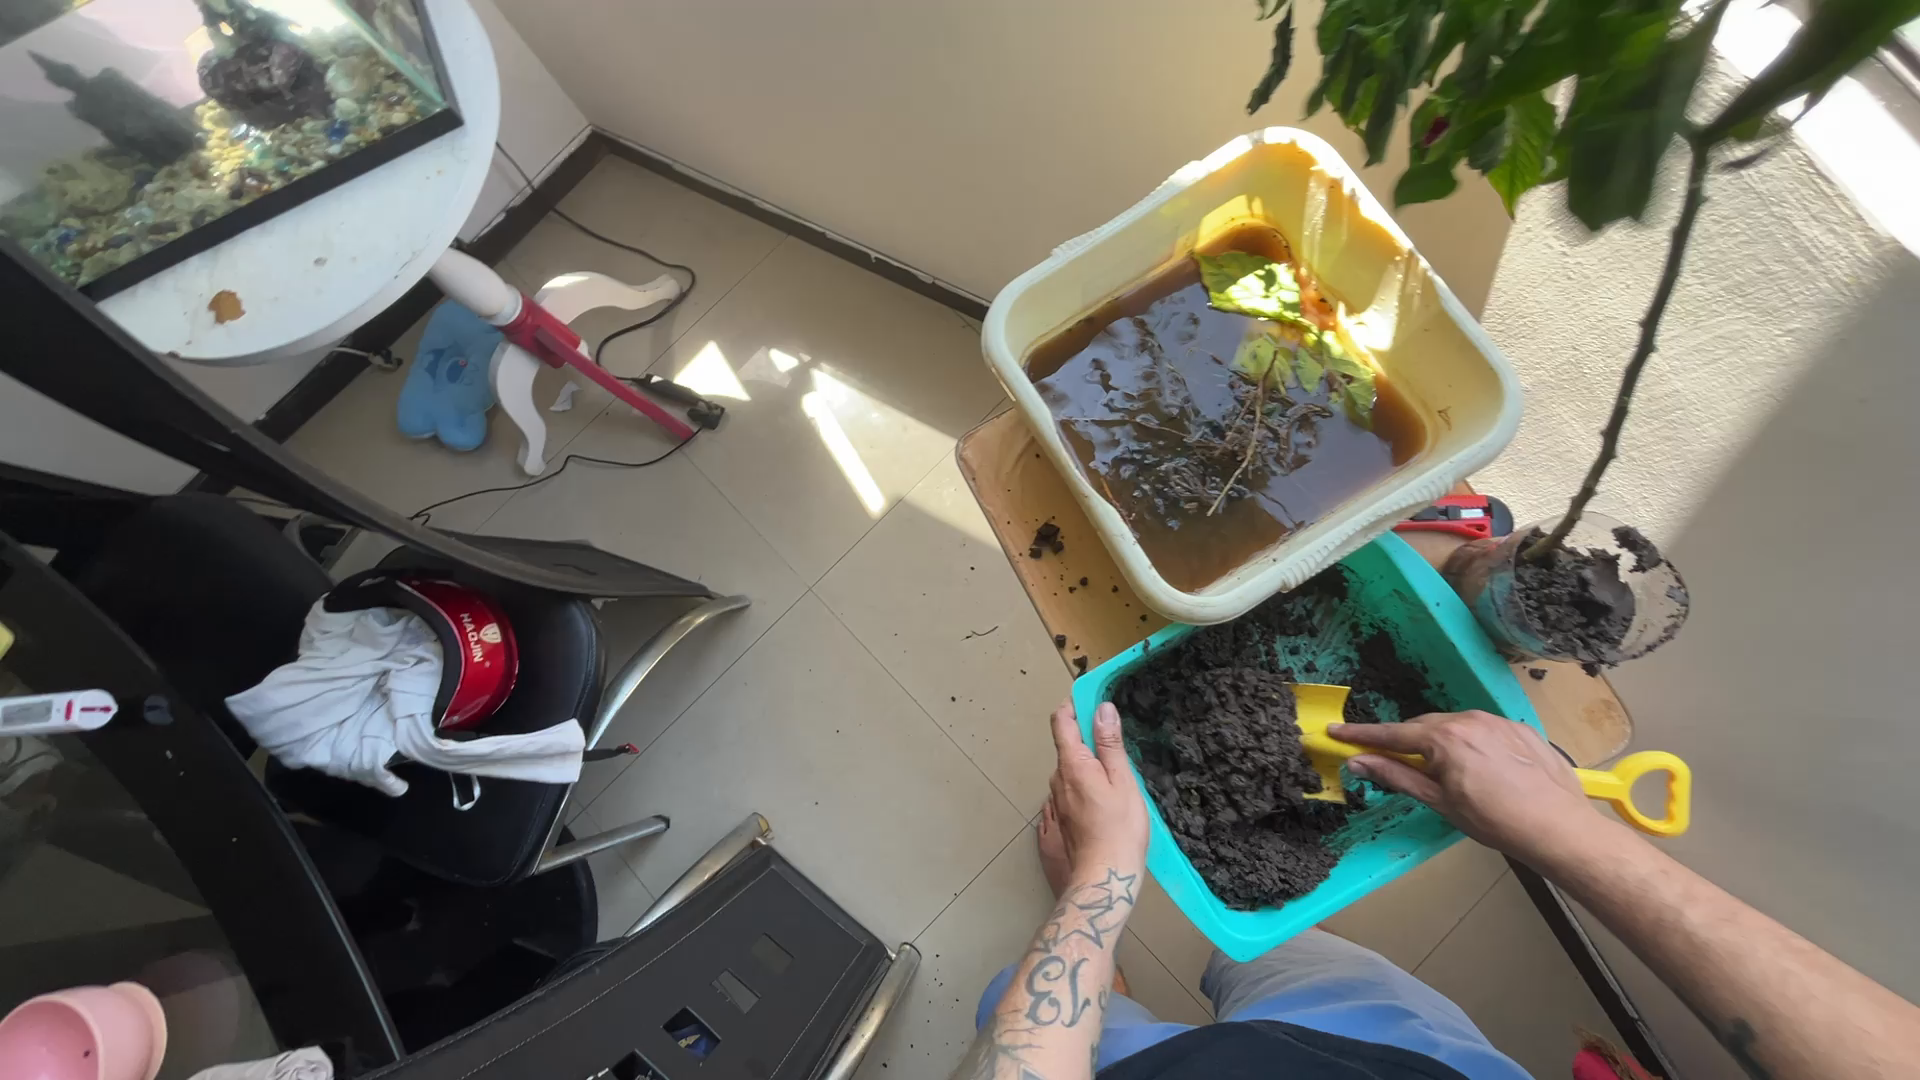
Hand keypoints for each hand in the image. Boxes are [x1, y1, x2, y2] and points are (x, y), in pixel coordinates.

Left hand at [1048, 701, 1148, 877]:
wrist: (1104, 877)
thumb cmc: (1119, 829)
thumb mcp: (1122, 780)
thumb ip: (1109, 743)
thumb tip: (1102, 708)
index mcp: (1071, 763)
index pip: (1061, 720)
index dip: (1075, 705)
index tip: (1094, 700)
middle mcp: (1058, 777)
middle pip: (1068, 743)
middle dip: (1089, 736)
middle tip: (1118, 741)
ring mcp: (1058, 798)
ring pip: (1072, 767)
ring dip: (1090, 762)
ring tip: (1119, 774)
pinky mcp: (1064, 815)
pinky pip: (1074, 786)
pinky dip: (1089, 781)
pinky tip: (1109, 797)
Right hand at [1331, 711, 1600, 864]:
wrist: (1563, 831)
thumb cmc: (1495, 821)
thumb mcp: (1439, 801)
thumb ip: (1394, 775)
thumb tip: (1356, 761)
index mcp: (1443, 738)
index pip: (1391, 734)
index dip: (1360, 735)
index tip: (1335, 732)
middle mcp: (1467, 719)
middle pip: (1421, 727)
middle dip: (1406, 743)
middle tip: (1398, 764)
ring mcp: (1497, 722)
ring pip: (1452, 726)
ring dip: (1439, 742)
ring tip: (1446, 771)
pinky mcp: (1521, 729)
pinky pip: (1482, 729)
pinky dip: (1471, 743)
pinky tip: (1482, 768)